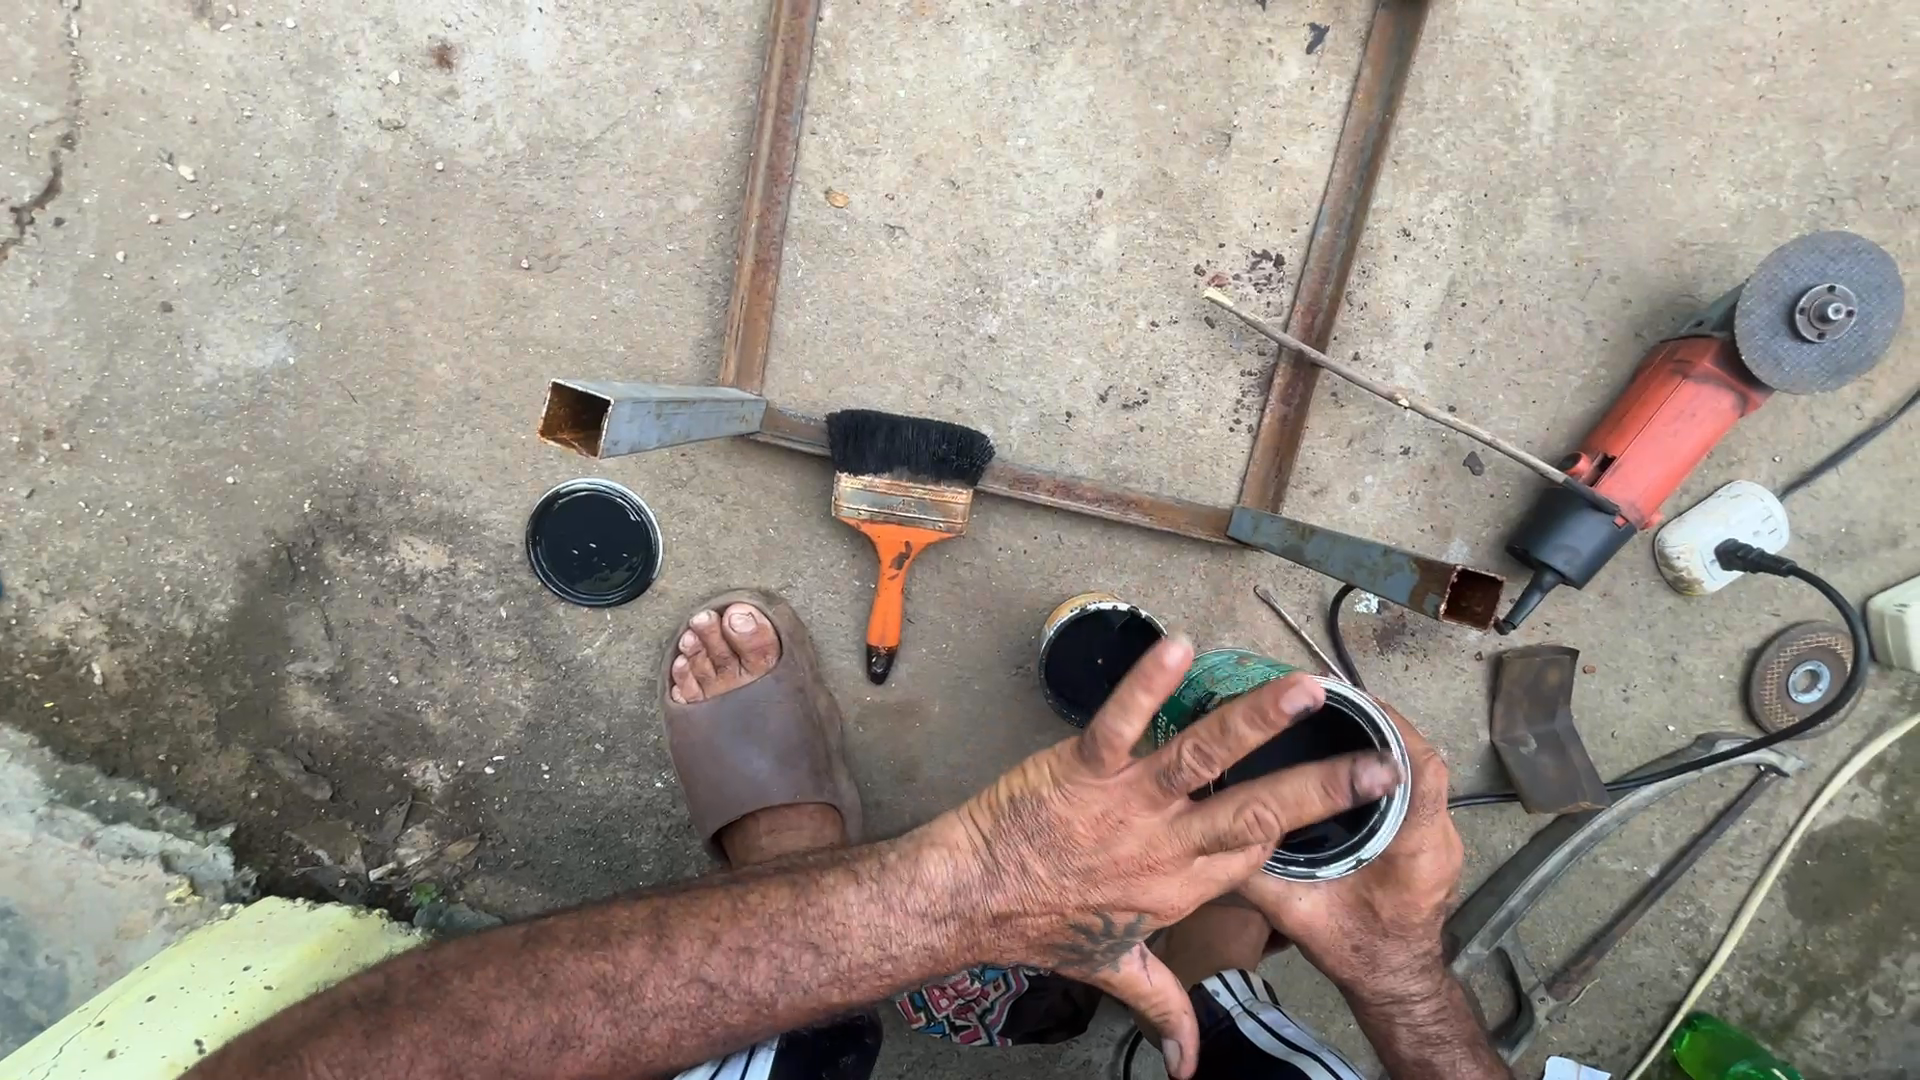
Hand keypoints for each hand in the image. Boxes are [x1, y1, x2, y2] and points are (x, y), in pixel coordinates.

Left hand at [928, 637, 1402, 1078]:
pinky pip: (1122, 722)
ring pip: (1202, 758)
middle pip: (1257, 813)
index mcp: (1180, 885)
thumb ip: (1161, 1009)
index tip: (1348, 801)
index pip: (1257, 852)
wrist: (972, 900)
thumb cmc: (1039, 923)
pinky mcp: (1084, 768)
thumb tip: (1187, 1064)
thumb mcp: (1112, 970)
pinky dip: (1148, 685)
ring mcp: (1128, 802)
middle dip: (1321, 787)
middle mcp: (1167, 844)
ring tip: (1305, 690)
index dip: (1305, 826)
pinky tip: (1178, 648)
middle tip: (1377, 760)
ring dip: (1256, 722)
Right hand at [1238, 698, 1463, 1006]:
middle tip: (1326, 699)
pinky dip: (1386, 753)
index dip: (1390, 729)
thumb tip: (1209, 827)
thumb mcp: (1296, 916)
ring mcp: (1440, 833)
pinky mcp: (1431, 830)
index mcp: (1413, 854)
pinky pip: (1418, 779)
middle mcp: (1436, 836)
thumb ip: (1258, 874)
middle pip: (1423, 758)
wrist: (1396, 982)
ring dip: (1384, 733)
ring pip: (1423, 765)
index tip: (1345, 702)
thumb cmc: (1353, 950)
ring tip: (1333, 712)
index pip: (1421, 775)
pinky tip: (1346, 744)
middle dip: (1380, 720)